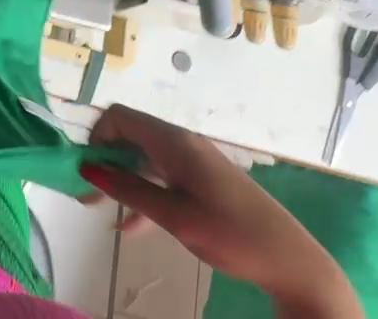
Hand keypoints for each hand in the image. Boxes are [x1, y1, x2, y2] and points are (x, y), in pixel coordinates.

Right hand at [80, 105, 359, 318]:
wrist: (293, 262)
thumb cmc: (231, 234)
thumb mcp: (174, 216)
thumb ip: (129, 189)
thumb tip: (86, 167)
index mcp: (173, 142)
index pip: (118, 116)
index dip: (95, 136)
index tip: (86, 169)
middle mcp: (181, 143)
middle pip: (128, 136)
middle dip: (103, 160)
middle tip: (84, 192)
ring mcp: (193, 161)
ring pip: (143, 159)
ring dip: (120, 180)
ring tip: (99, 209)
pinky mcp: (203, 181)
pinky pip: (161, 176)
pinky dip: (143, 193)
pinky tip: (131, 226)